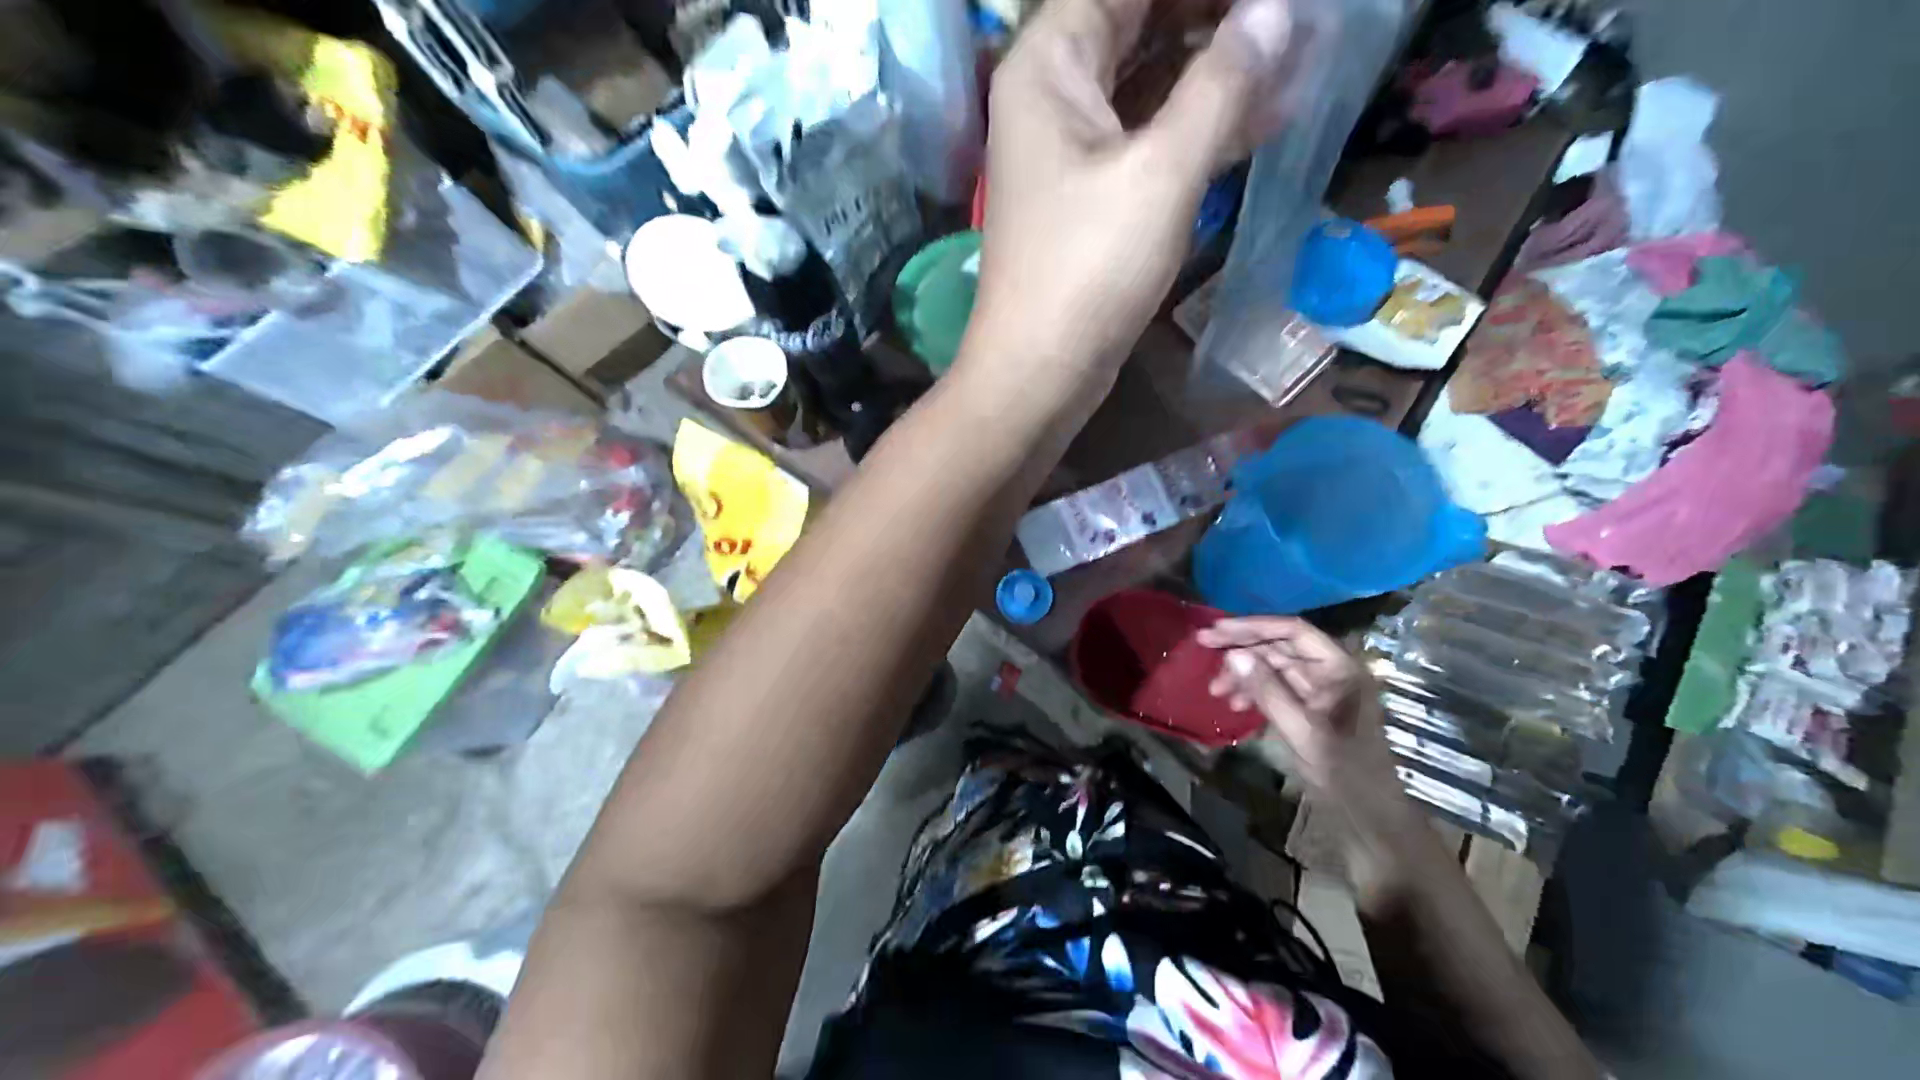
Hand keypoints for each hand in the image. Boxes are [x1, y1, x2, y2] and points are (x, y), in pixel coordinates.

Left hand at [963, 0, 1294, 396]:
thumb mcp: (1161, 171)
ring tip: (1301, 50)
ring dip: (1221, 66)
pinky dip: (1203, 124)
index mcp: (1049, 64)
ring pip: (1153, 81)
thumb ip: (1222, 82)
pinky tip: (1270, 111)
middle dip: (1219, 15)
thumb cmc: (1088, 269)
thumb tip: (1276, 10)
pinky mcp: (1094, 195)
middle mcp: (1053, 94)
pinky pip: (1152, 136)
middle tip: (1297, 17)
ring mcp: (1073, 148)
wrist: (1040, 372)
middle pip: (1143, 20)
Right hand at [1199, 617, 1401, 812]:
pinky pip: (1276, 686)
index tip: (1215, 630)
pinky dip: (1253, 691)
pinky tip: (1234, 704)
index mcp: (1339, 667)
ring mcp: (1320, 688)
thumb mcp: (1301, 730)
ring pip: (1273, 666)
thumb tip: (1234, 655)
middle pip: (1279, 645)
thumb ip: (1267, 690)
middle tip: (1203, 648)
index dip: (1251, 626)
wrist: (1370, 814)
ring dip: (1243, 673)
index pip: (1291, 630)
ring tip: (1216, 689)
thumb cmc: (1343, 770)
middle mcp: (1330, 670)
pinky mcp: (1310, 706)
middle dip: (1241, 649)